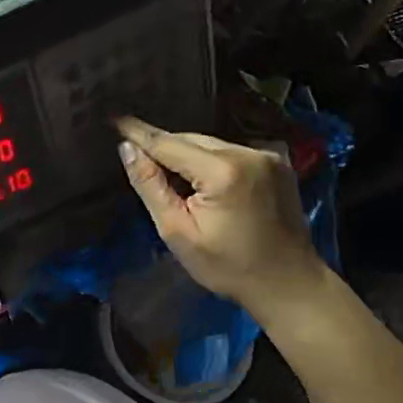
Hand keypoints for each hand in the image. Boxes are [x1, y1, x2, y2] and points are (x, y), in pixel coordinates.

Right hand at [115, 116, 326, 310]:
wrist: (288, 284)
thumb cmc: (227, 267)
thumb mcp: (178, 231)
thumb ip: (150, 186)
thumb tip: (127, 149)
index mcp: (223, 171)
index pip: (168, 143)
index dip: (138, 133)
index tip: (114, 118)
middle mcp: (248, 153)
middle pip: (190, 139)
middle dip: (162, 147)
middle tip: (136, 159)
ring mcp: (266, 156)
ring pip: (209, 144)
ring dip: (185, 155)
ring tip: (166, 175)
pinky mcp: (276, 163)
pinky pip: (229, 152)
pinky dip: (208, 160)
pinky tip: (199, 181)